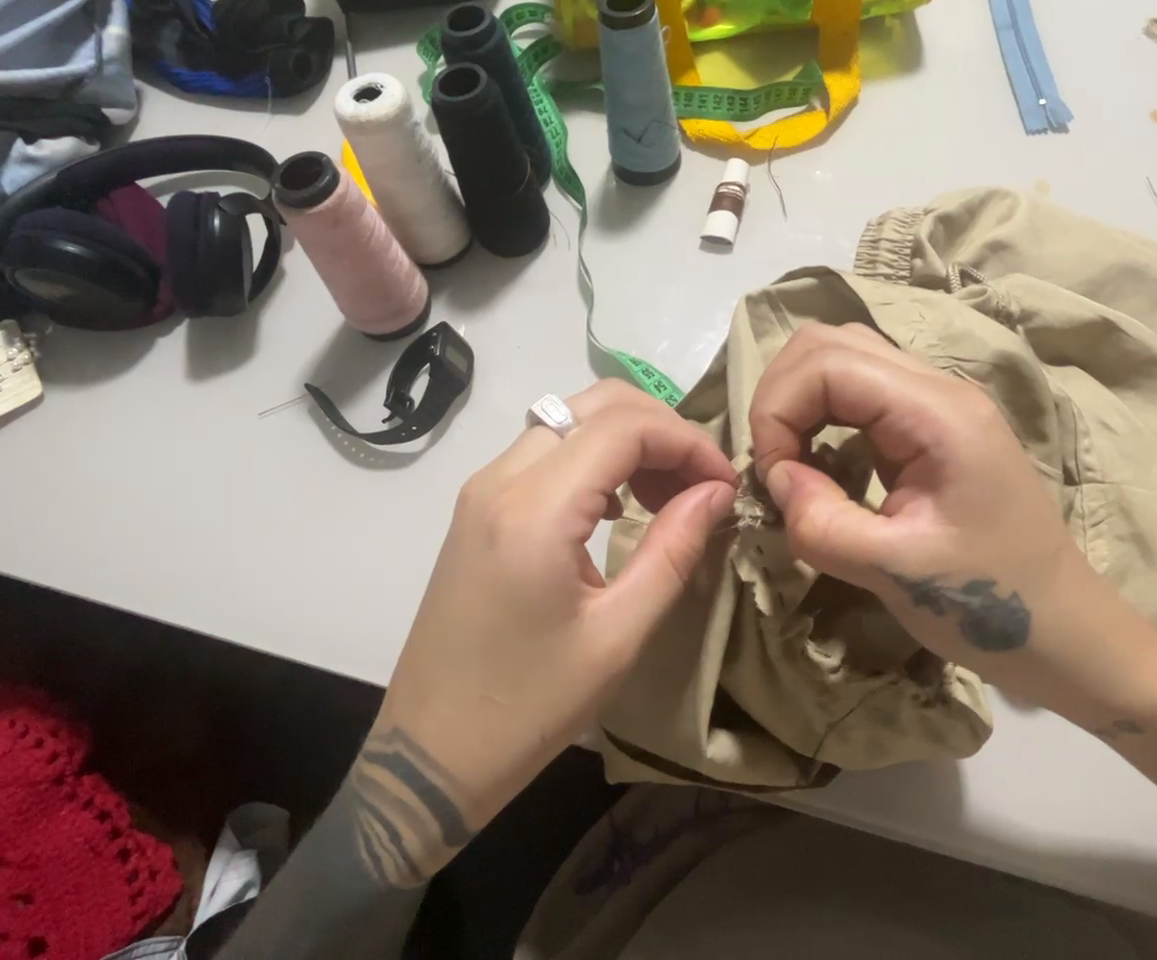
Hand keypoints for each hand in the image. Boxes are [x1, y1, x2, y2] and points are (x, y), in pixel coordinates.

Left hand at [376, 380, 735, 827]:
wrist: (430, 751)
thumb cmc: (529, 706)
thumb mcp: (617, 636)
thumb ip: (673, 551)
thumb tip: (716, 492)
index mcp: (533, 510)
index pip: (623, 427)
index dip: (687, 442)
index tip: (726, 485)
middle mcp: (499, 480)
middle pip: (594, 405)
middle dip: (661, 429)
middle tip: (701, 484)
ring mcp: (481, 489)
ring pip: (568, 420)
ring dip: (627, 439)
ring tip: (668, 496)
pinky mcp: (477, 508)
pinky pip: (544, 451)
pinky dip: (593, 456)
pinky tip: (620, 504)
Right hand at [748, 325, 1152, 712]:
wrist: (1065, 632)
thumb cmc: (990, 606)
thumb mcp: (897, 573)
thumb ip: (822, 522)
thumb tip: (776, 479)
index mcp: (938, 414)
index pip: (827, 362)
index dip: (778, 411)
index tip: (773, 477)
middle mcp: (937, 389)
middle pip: (828, 343)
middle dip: (781, 399)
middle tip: (776, 467)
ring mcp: (935, 403)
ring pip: (839, 358)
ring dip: (797, 404)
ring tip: (791, 466)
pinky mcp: (926, 426)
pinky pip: (855, 392)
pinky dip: (817, 417)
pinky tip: (820, 466)